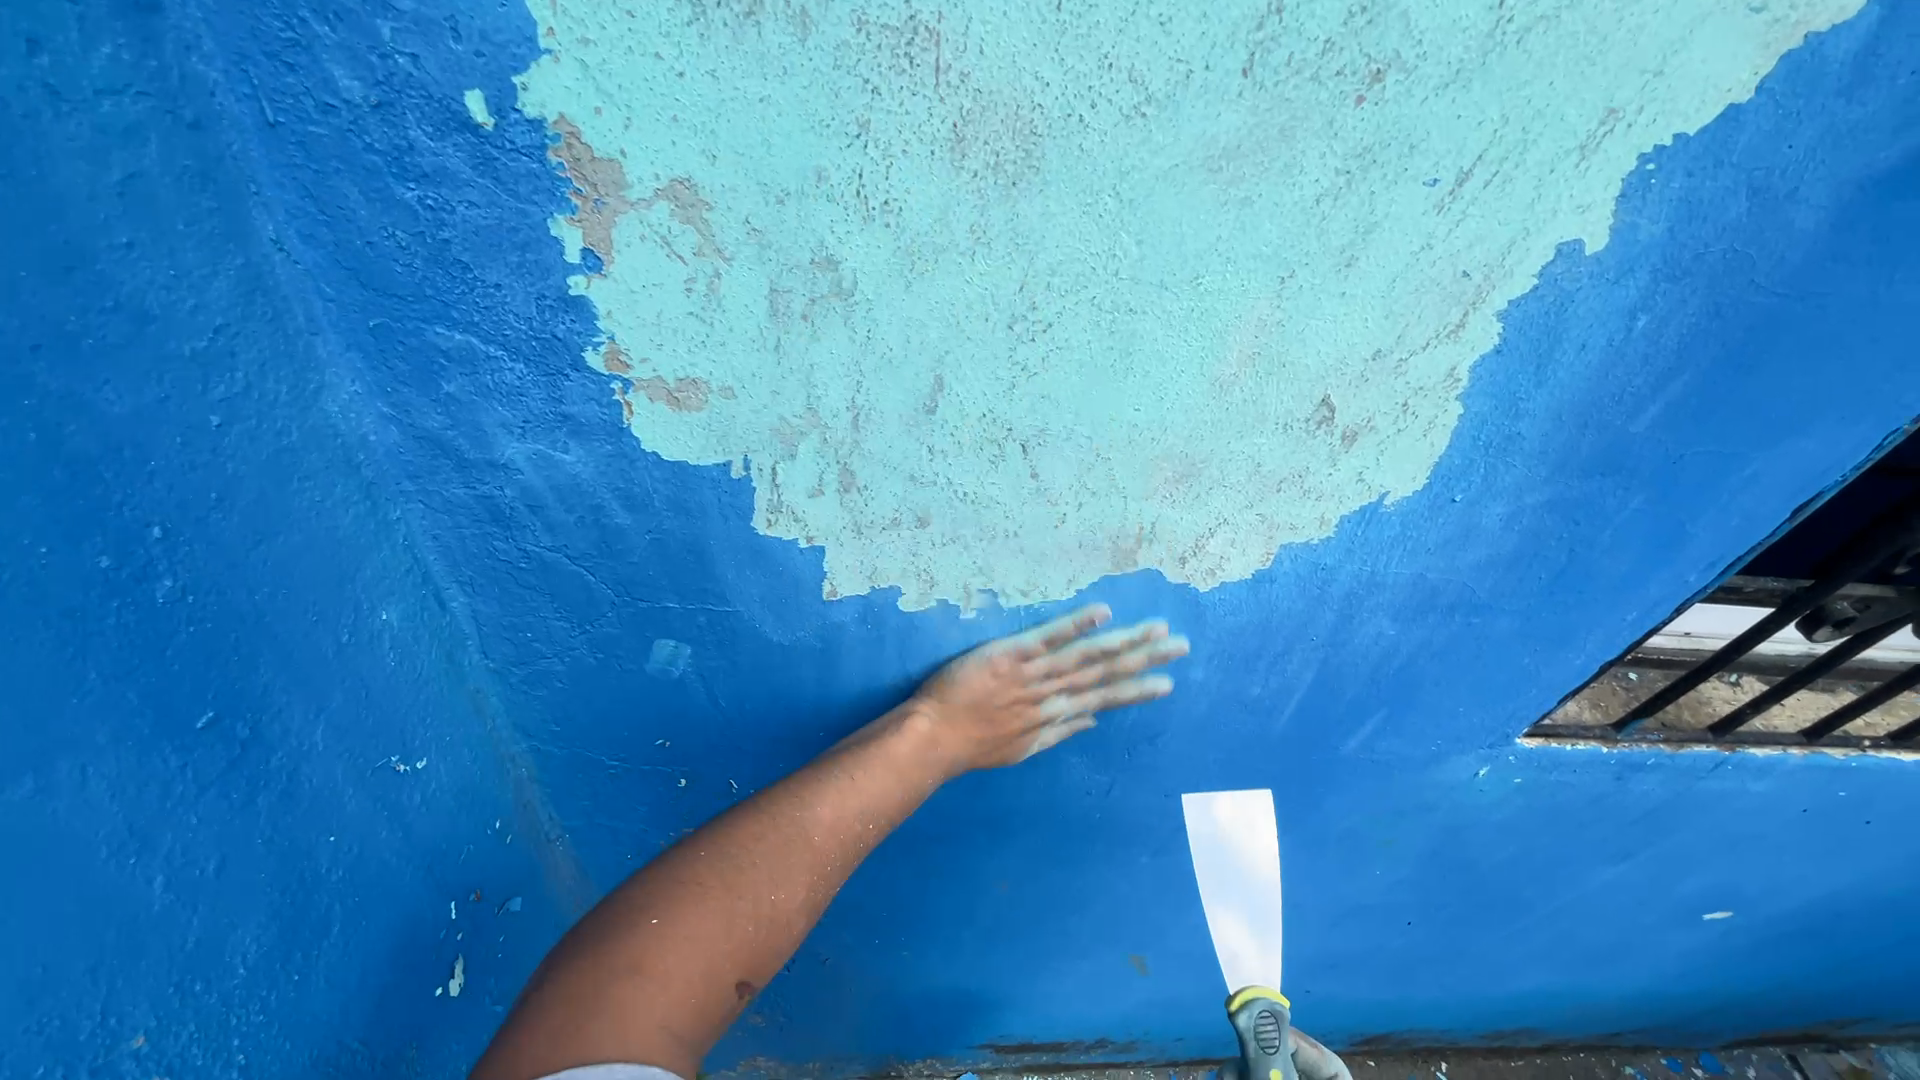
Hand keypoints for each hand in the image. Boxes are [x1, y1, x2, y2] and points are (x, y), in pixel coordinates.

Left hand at [907, 603, 1188, 773]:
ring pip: (1086, 657)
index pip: (1103, 698)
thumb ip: (1058, 733)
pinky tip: (1102, 611)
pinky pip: (1048, 638)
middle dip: (1145, 659)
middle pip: (1105, 674)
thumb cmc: (971, 745)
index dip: (1137, 689)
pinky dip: (1075, 625)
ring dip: (1124, 641)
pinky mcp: (1010, 656)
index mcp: (1054, 717)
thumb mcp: (1021, 750)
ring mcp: (1032, 675)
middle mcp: (1051, 696)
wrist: (933, 739)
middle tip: (1181, 645)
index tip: (1168, 682)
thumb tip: (1092, 720)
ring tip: (1157, 629)